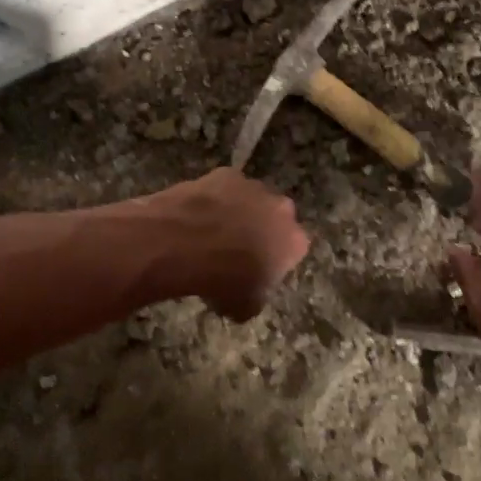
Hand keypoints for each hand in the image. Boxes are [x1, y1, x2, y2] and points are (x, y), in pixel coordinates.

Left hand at [146, 168, 308, 320]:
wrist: (185, 242)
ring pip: (253, 200)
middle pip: (277, 218)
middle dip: (263, 230)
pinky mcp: (227, 173)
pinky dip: (217, 199)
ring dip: (240, 213)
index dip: (278, 260)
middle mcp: (281, 208)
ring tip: (213, 233)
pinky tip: (198, 216)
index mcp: (294, 241)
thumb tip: (250, 292)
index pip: (295, 250)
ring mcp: (254, 186)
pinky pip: (226, 188)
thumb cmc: (222, 281)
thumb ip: (257, 296)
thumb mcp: (245, 307)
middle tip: (239, 251)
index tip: (260, 271)